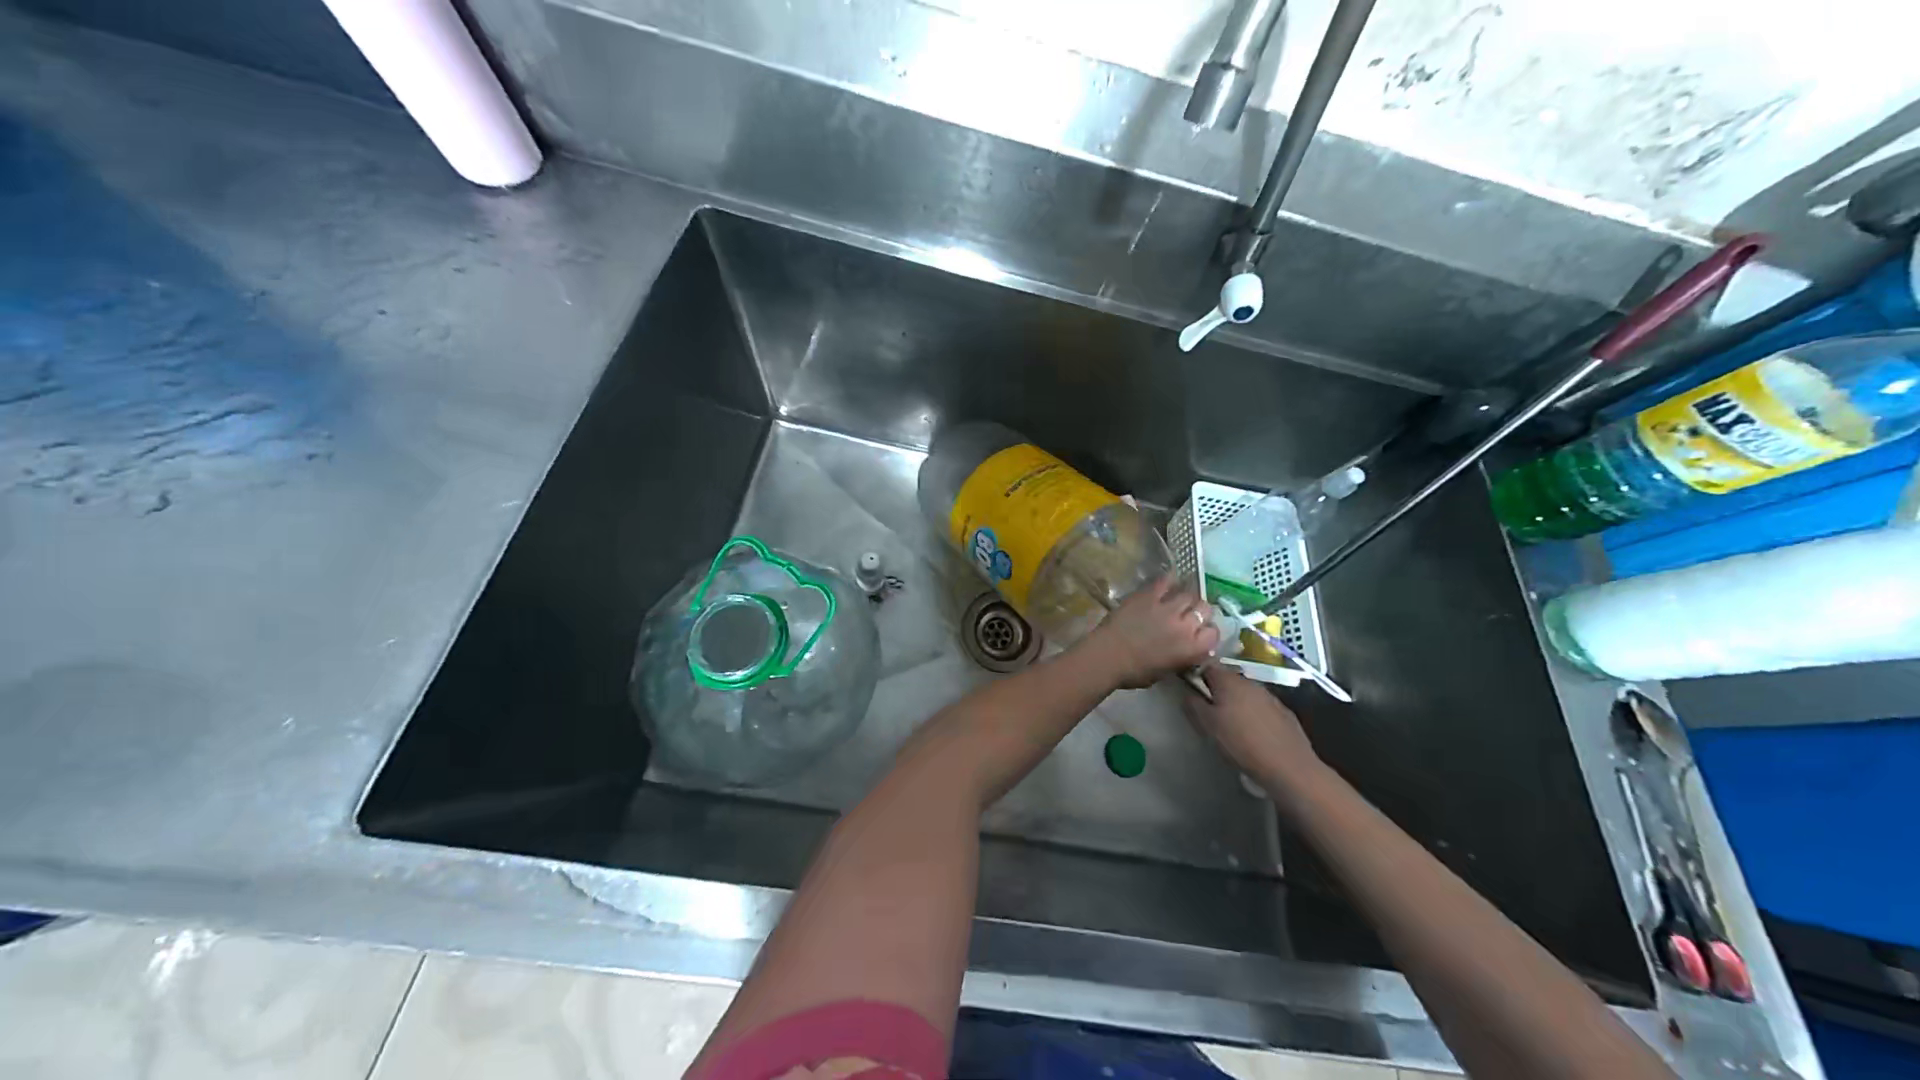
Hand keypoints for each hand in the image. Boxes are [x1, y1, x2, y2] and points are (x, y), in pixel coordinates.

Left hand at [1083, 576, 1219, 688]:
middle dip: (1199, 611)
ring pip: (1188, 594)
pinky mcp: (1149, 595)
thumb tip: (1187, 648)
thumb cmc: (1134, 672)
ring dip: (1186, 597)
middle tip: (1189, 614)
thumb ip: (1182, 657)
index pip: (1214, 633)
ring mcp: (1167, 608)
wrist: (1107, 656)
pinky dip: (1169, 581)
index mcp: (1191, 649)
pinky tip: (1167, 583)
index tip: (1200, 632)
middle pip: (1205, 609)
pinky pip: (1165, 581)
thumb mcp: (1166, 671)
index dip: (1208, 631)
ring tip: (1178, 600)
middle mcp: (1185, 626)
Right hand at [1184, 664, 1322, 791]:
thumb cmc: (1240, 742)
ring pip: (1246, 694)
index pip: (1207, 666)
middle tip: (1210, 713)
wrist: (1287, 765)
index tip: (1192, 692)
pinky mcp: (1285, 712)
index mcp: (1228, 681)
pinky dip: (1254, 715)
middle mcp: (1250, 682)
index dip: (1197, 676)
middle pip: (1228, 680)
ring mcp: (1270, 697)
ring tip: (1232, 725)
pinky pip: (1262, 707)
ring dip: (1237, 703)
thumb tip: (1187, 693)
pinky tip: (1254, 733)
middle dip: (1218, 692)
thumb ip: (1193, 705)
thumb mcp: (1207, 725)